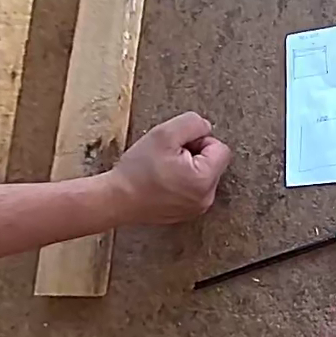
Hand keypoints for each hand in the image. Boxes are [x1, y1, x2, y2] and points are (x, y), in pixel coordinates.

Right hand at [107, 112, 232, 224]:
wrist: (114, 200)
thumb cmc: (137, 170)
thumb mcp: (164, 134)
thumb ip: (192, 124)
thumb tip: (206, 128)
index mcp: (205, 180)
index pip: (220, 148)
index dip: (199, 140)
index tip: (177, 147)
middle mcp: (206, 198)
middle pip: (213, 162)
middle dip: (194, 154)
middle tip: (168, 158)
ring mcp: (196, 208)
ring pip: (203, 175)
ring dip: (188, 167)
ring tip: (164, 170)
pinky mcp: (186, 212)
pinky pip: (192, 188)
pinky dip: (181, 182)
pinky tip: (162, 182)